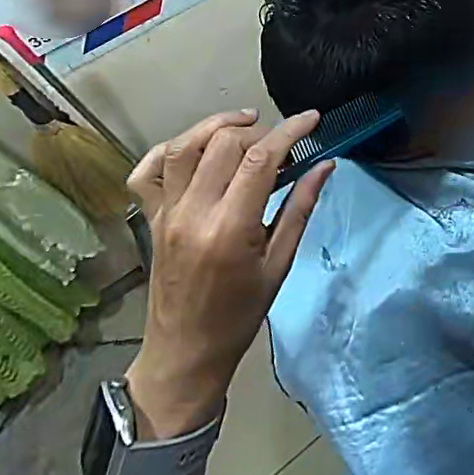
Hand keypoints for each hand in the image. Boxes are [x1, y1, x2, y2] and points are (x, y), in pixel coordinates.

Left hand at [123, 109, 332, 437]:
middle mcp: (192, 213)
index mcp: (229, 228)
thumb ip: (301, 207)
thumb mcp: (280, 263)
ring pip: (184, 146)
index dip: (290, 131)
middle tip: (283, 144)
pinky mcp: (151, 217)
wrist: (184, 354)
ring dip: (217, 125)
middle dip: (260, 130)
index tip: (311, 120)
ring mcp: (165, 213)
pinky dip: (171, 148)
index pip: (260, 158)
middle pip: (223, 143)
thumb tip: (325, 165)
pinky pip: (148, 171)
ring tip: (247, 124)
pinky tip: (198, 146)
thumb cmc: (239, 314)